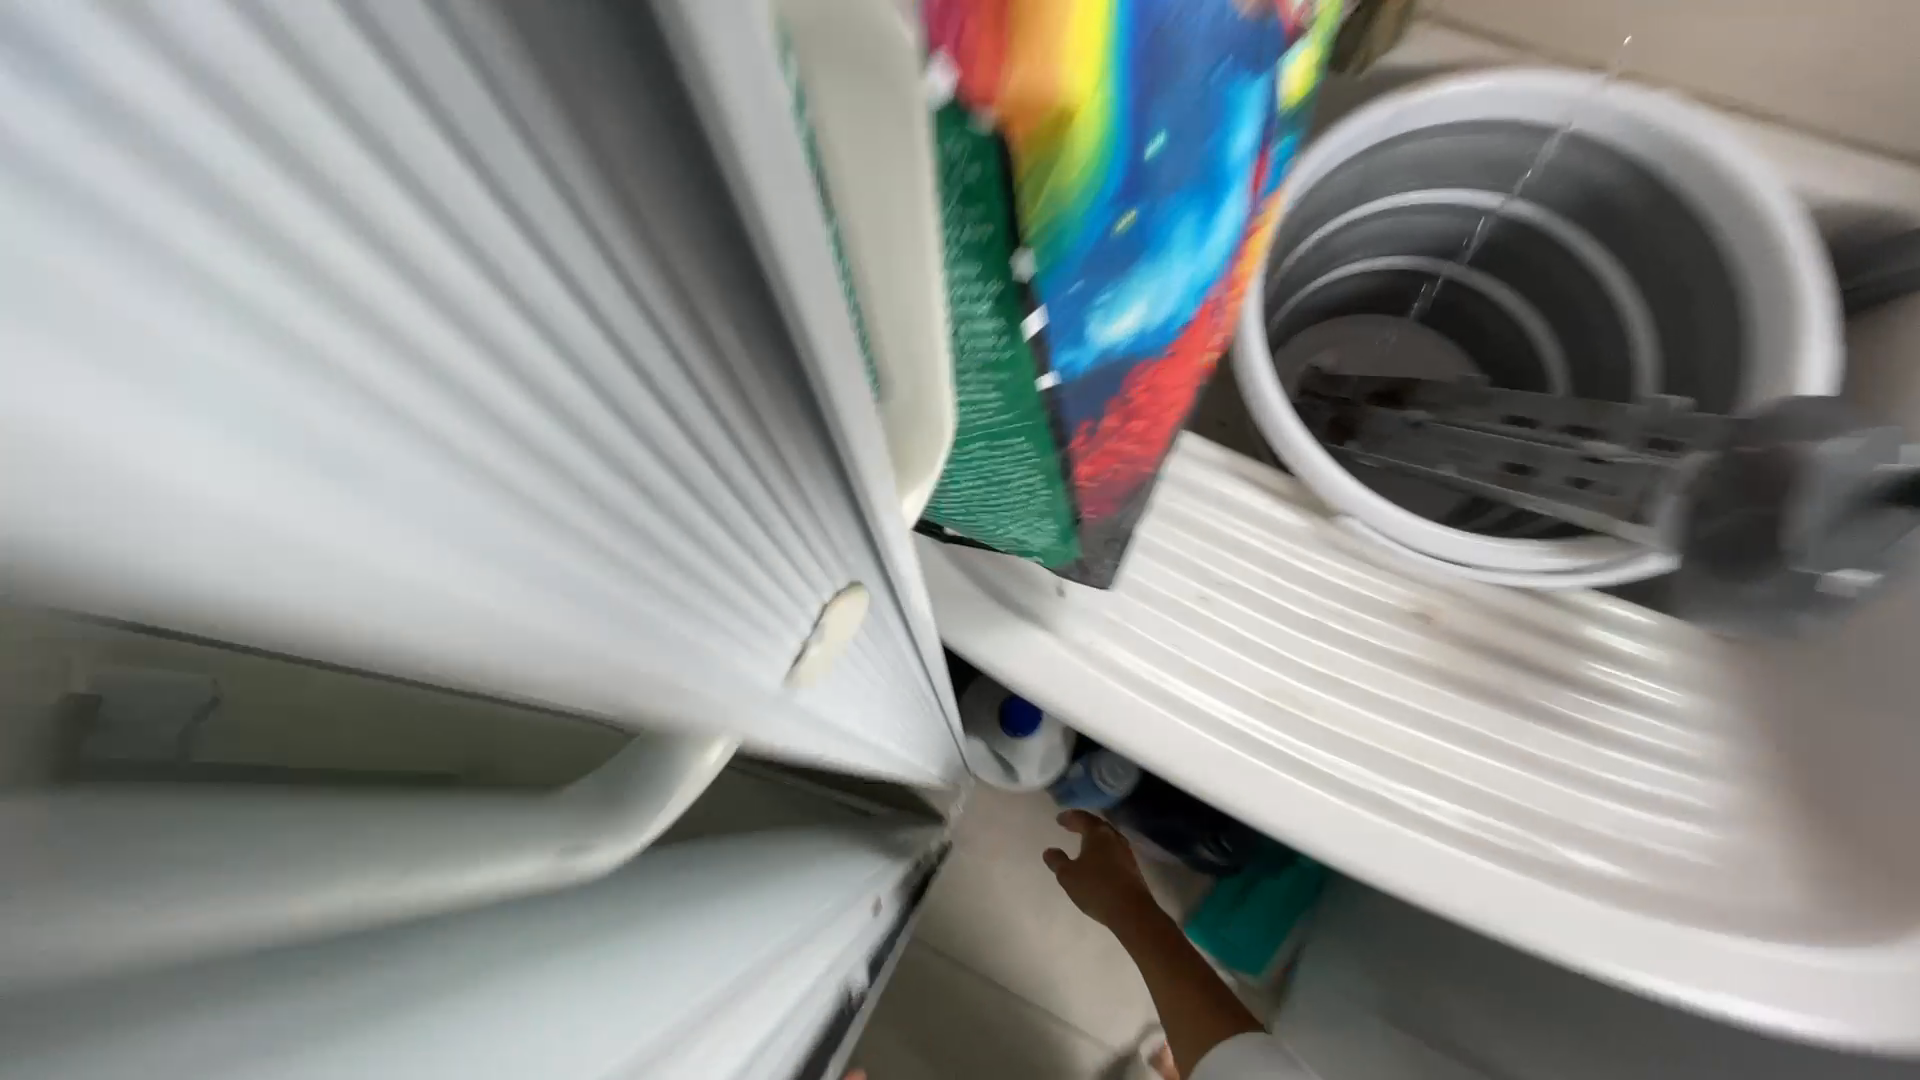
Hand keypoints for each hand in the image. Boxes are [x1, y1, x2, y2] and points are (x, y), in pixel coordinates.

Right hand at [1043, 810, 1161, 932]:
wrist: (1132, 911)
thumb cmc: (1096, 888)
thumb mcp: (1068, 876)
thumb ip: (1057, 861)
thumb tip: (1049, 851)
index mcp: (1097, 833)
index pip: (1082, 818)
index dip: (1069, 817)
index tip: (1059, 819)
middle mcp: (1113, 837)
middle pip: (1097, 825)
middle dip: (1083, 824)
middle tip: (1072, 826)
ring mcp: (1126, 852)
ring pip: (1108, 838)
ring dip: (1095, 837)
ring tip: (1084, 842)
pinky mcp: (1133, 867)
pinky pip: (1114, 850)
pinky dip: (1104, 850)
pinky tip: (1099, 859)